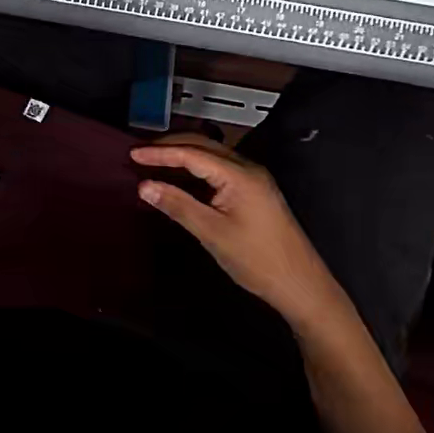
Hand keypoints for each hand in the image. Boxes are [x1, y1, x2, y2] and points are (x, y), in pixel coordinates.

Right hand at [130, 134, 348, 328]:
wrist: (301, 286)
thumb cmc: (257, 260)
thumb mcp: (212, 233)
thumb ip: (178, 205)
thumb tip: (144, 185)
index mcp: (239, 175)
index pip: (192, 153)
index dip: (159, 152)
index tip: (132, 153)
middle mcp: (247, 168)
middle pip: (202, 146)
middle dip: (169, 147)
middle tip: (138, 154)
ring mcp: (253, 179)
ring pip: (210, 156)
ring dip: (181, 155)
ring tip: (152, 162)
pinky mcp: (253, 191)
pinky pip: (218, 169)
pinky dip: (194, 169)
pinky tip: (178, 179)